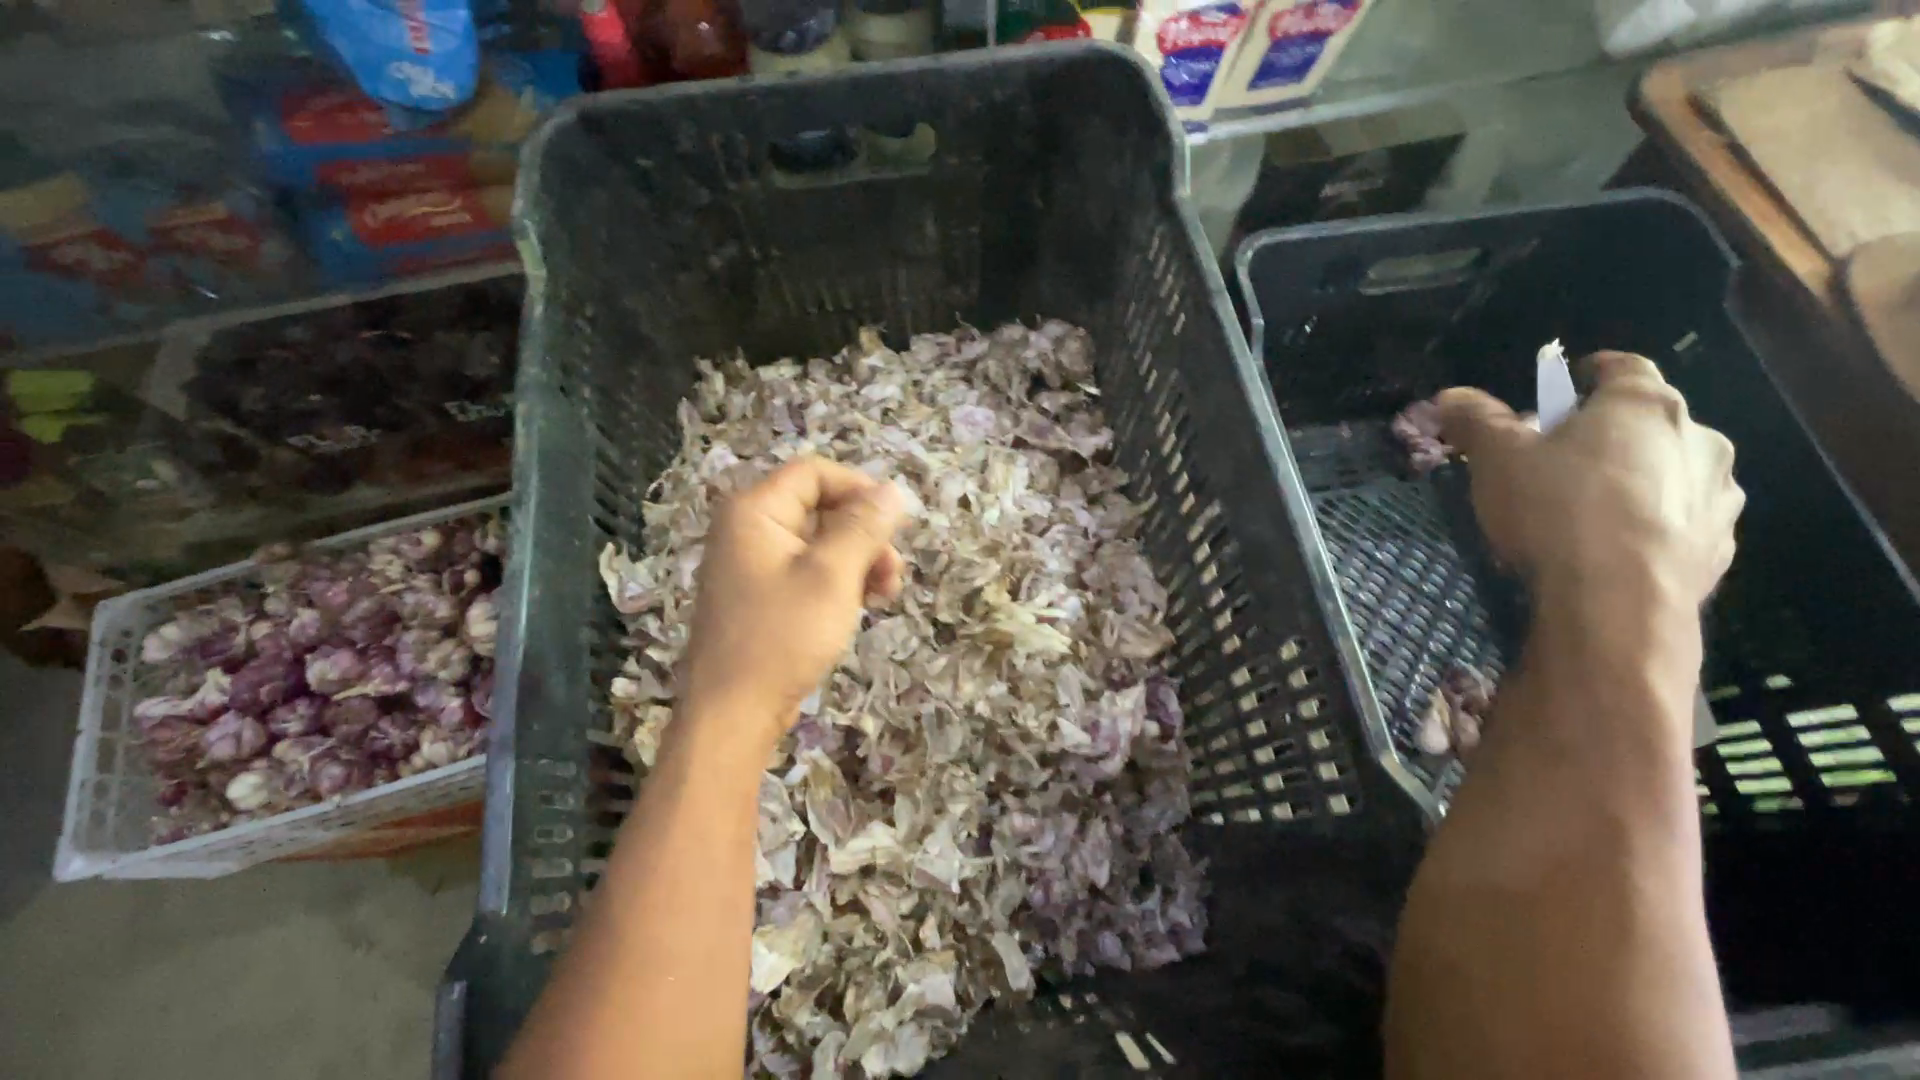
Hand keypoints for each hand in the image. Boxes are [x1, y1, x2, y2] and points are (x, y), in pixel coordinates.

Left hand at [678, 457, 907, 747]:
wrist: (733, 713)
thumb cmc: (782, 636)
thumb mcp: (832, 575)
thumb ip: (864, 527)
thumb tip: (894, 489)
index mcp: (754, 512)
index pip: (814, 472)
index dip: (859, 489)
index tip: (895, 522)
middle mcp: (748, 530)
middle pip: (820, 507)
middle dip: (865, 534)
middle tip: (894, 570)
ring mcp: (753, 565)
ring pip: (819, 543)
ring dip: (859, 561)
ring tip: (886, 594)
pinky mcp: (762, 597)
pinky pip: (807, 572)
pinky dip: (839, 582)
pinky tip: (864, 606)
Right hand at [1436, 351, 1743, 611]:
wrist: (1617, 603)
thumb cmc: (1556, 510)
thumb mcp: (1496, 459)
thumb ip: (1476, 421)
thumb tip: (1450, 396)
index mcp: (1643, 405)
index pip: (1624, 366)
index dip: (1591, 372)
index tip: (1566, 387)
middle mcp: (1698, 438)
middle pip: (1649, 422)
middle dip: (1609, 433)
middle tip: (1562, 458)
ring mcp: (1717, 495)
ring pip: (1672, 473)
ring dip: (1638, 481)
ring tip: (1590, 511)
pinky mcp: (1719, 547)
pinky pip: (1681, 523)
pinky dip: (1653, 527)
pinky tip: (1614, 551)